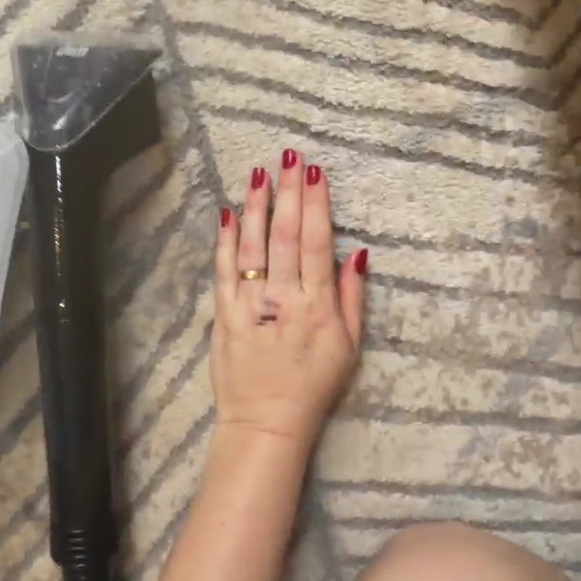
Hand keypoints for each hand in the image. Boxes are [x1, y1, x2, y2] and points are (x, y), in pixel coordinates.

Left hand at [213, 151, 366, 447]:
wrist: (267, 423)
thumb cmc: (315, 385)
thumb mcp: (350, 347)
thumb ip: (352, 297)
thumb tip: (357, 252)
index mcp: (316, 306)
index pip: (315, 243)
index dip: (315, 205)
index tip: (314, 173)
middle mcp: (282, 299)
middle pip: (284, 236)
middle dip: (287, 193)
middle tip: (289, 157)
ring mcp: (248, 306)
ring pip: (252, 247)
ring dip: (256, 207)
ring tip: (259, 174)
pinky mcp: (223, 315)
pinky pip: (223, 272)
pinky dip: (226, 242)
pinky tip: (228, 214)